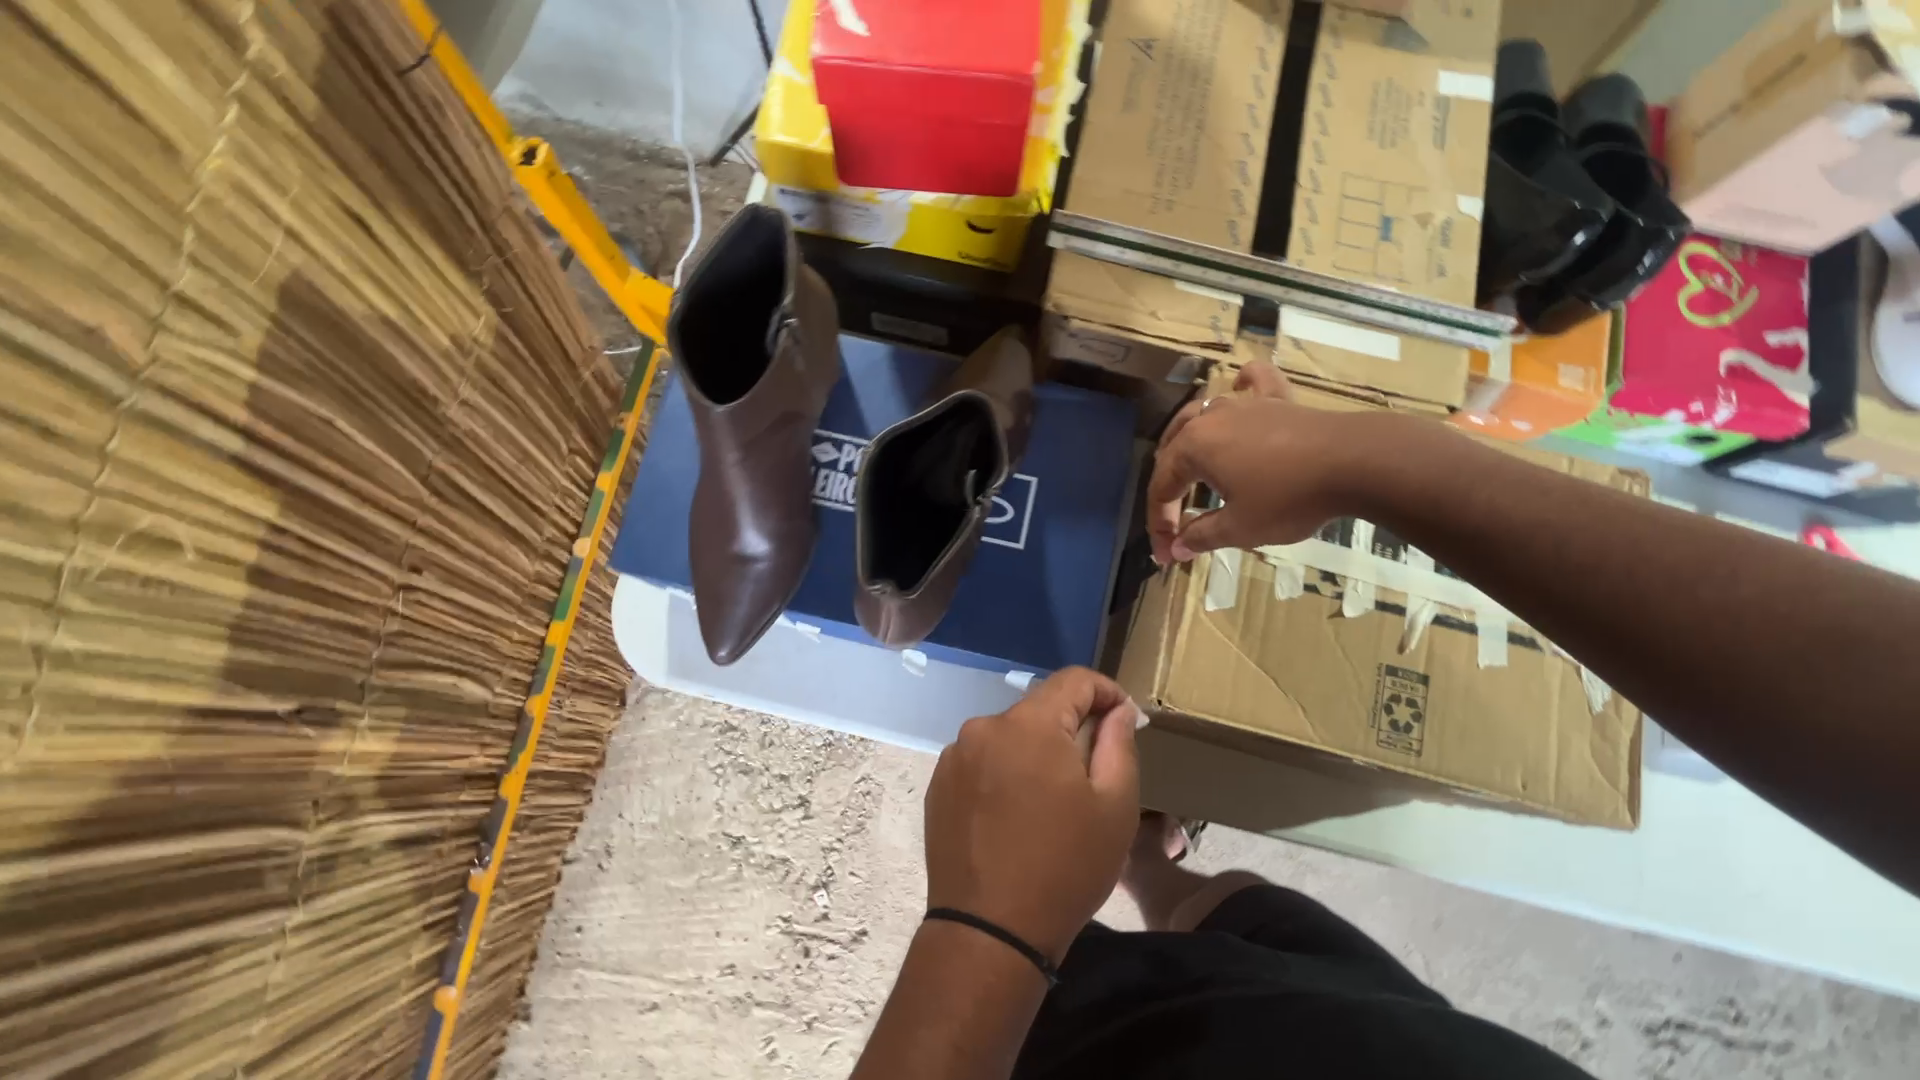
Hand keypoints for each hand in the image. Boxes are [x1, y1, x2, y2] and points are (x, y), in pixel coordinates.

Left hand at [923, 668, 1142, 962]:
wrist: (990, 931)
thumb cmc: (1064, 867)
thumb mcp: (1114, 806)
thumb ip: (1118, 743)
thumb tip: (1117, 710)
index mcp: (1028, 724)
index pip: (1073, 680)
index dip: (1106, 692)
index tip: (1125, 720)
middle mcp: (983, 728)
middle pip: (1039, 710)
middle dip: (1070, 729)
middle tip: (1094, 773)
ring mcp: (954, 758)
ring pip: (1009, 738)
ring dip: (1035, 754)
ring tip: (1053, 802)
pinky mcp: (939, 787)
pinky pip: (983, 763)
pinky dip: (1005, 774)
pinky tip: (1017, 816)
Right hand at [1147, 361, 1389, 562]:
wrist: (1353, 462)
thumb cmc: (1289, 498)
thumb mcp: (1240, 527)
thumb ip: (1202, 536)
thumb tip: (1176, 547)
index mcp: (1193, 448)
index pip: (1161, 489)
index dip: (1159, 525)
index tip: (1166, 555)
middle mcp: (1211, 419)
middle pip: (1173, 449)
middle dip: (1167, 485)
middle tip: (1173, 517)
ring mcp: (1245, 405)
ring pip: (1202, 412)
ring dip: (1187, 438)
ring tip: (1186, 460)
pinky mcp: (1279, 401)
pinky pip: (1255, 382)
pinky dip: (1243, 382)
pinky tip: (1238, 385)